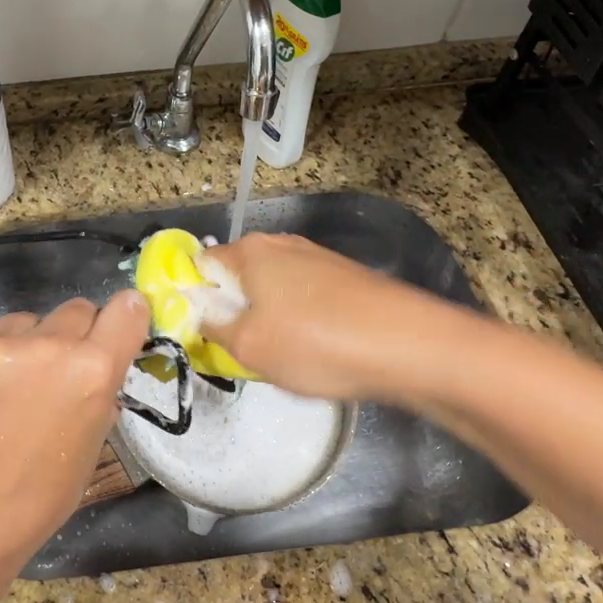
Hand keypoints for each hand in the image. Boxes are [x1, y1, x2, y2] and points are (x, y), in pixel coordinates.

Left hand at [0, 290, 149, 561]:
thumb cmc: (39, 495)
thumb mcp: (92, 444)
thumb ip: (101, 391)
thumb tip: (101, 364)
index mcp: (94, 370)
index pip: (126, 308)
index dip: (123, 317)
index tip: (115, 328)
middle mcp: (51, 344)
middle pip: (75, 310)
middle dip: (71, 336)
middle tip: (53, 374)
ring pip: (25, 320)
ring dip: (23, 344)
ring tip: (5, 391)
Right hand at [198, 233, 484, 402]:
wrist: (408, 345)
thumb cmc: (316, 342)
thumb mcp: (248, 347)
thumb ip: (212, 327)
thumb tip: (198, 311)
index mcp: (249, 251)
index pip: (201, 264)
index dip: (194, 298)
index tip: (200, 333)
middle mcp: (280, 244)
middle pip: (238, 277)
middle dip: (233, 312)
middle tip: (240, 352)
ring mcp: (317, 258)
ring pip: (273, 290)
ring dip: (268, 320)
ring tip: (284, 358)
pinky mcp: (345, 278)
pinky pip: (305, 299)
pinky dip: (302, 322)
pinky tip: (319, 352)